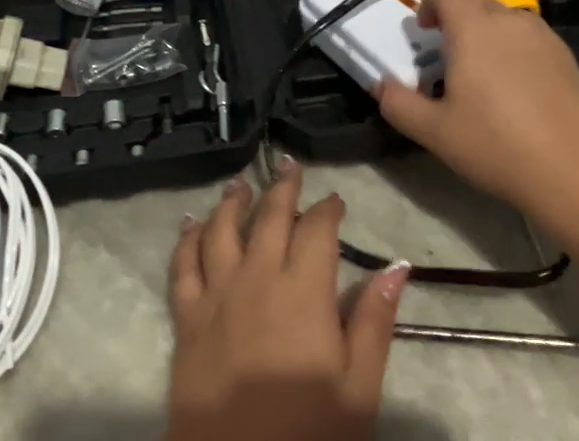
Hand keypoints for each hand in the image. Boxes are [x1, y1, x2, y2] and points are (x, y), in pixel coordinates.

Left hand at [166, 158, 408, 440]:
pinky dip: (186, 239)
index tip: (335, 199)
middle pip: (268, 218)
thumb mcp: (359, 388)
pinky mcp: (187, 319)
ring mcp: (217, 297)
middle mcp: (257, 280)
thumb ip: (375, 322)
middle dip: (281, 188)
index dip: (327, 209)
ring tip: (239, 182)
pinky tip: (189, 223)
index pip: (316, 231)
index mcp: (304, 292)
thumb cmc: (309, 432)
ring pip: (221, 231)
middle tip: (289, 165)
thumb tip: (396, 266)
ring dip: (232, 202)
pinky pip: (183, 266)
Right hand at [377, 0, 578, 210]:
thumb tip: (381, 86)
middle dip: (458, 25)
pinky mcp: (570, 61)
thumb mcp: (434, 133)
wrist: (578, 173)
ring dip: (489, 39)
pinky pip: (533, 43)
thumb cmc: (497, 146)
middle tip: (449, 65)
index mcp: (475, 29)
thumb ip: (399, 103)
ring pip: (508, 23)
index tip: (425, 33)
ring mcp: (546, 39)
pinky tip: (519, 99)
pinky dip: (517, 56)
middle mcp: (512, 22)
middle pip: (477, 4)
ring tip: (484, 82)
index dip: (430, 1)